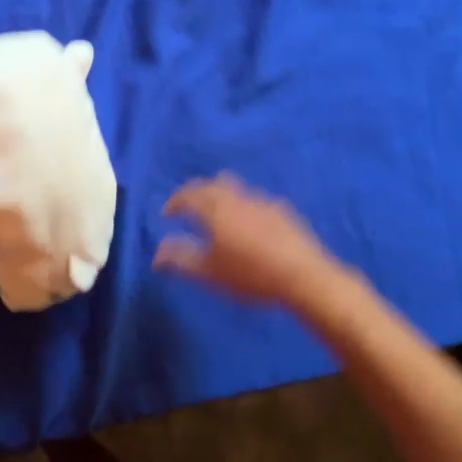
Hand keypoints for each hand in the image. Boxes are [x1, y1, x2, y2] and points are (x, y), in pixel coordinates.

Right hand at [155, 174, 344, 305]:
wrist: (304, 276)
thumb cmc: (250, 275)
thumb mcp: (209, 273)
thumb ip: (180, 259)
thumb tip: (156, 253)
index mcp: (214, 209)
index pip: (187, 194)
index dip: (174, 202)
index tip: (167, 214)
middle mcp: (236, 198)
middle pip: (211, 184)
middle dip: (196, 192)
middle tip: (189, 208)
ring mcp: (262, 201)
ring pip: (235, 188)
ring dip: (220, 195)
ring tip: (217, 214)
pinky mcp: (282, 210)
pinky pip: (255, 200)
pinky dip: (243, 205)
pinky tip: (249, 224)